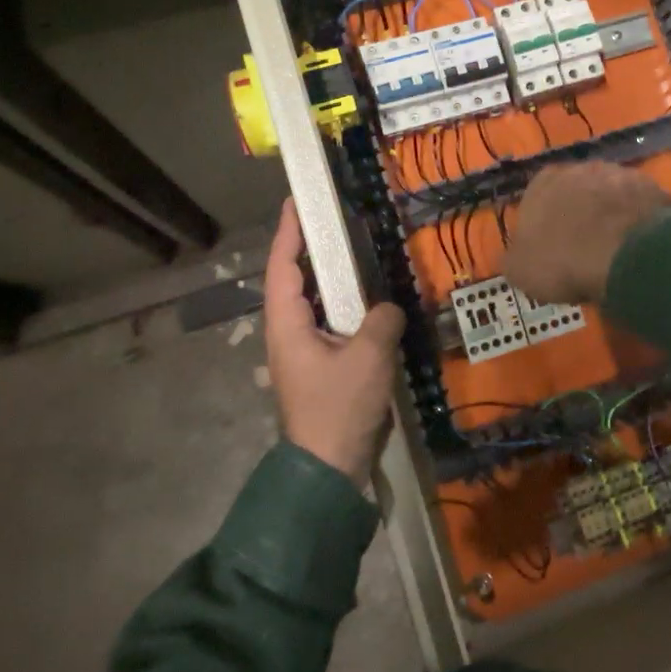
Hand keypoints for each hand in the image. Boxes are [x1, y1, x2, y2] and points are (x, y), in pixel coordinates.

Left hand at [264, 199, 405, 488]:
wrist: (328, 469)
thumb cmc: (339, 407)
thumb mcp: (369, 356)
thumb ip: (381, 320)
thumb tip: (387, 309)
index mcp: (287, 324)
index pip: (282, 266)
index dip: (288, 232)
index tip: (295, 202)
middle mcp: (288, 333)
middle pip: (296, 281)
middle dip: (312, 250)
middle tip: (334, 220)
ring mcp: (303, 353)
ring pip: (316, 304)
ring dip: (332, 280)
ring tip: (355, 253)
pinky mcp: (321, 369)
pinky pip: (332, 325)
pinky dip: (346, 307)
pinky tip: (370, 304)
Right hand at [504, 162, 670, 304]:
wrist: (625, 255)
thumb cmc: (562, 260)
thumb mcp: (520, 270)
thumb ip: (513, 257)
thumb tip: (510, 256)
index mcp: (543, 182)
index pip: (537, 199)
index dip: (543, 226)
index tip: (550, 251)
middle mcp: (581, 168)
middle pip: (577, 193)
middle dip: (580, 216)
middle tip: (584, 251)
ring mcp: (621, 174)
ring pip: (611, 197)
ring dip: (611, 216)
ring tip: (615, 251)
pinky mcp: (653, 188)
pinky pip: (641, 207)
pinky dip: (639, 223)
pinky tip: (639, 248)